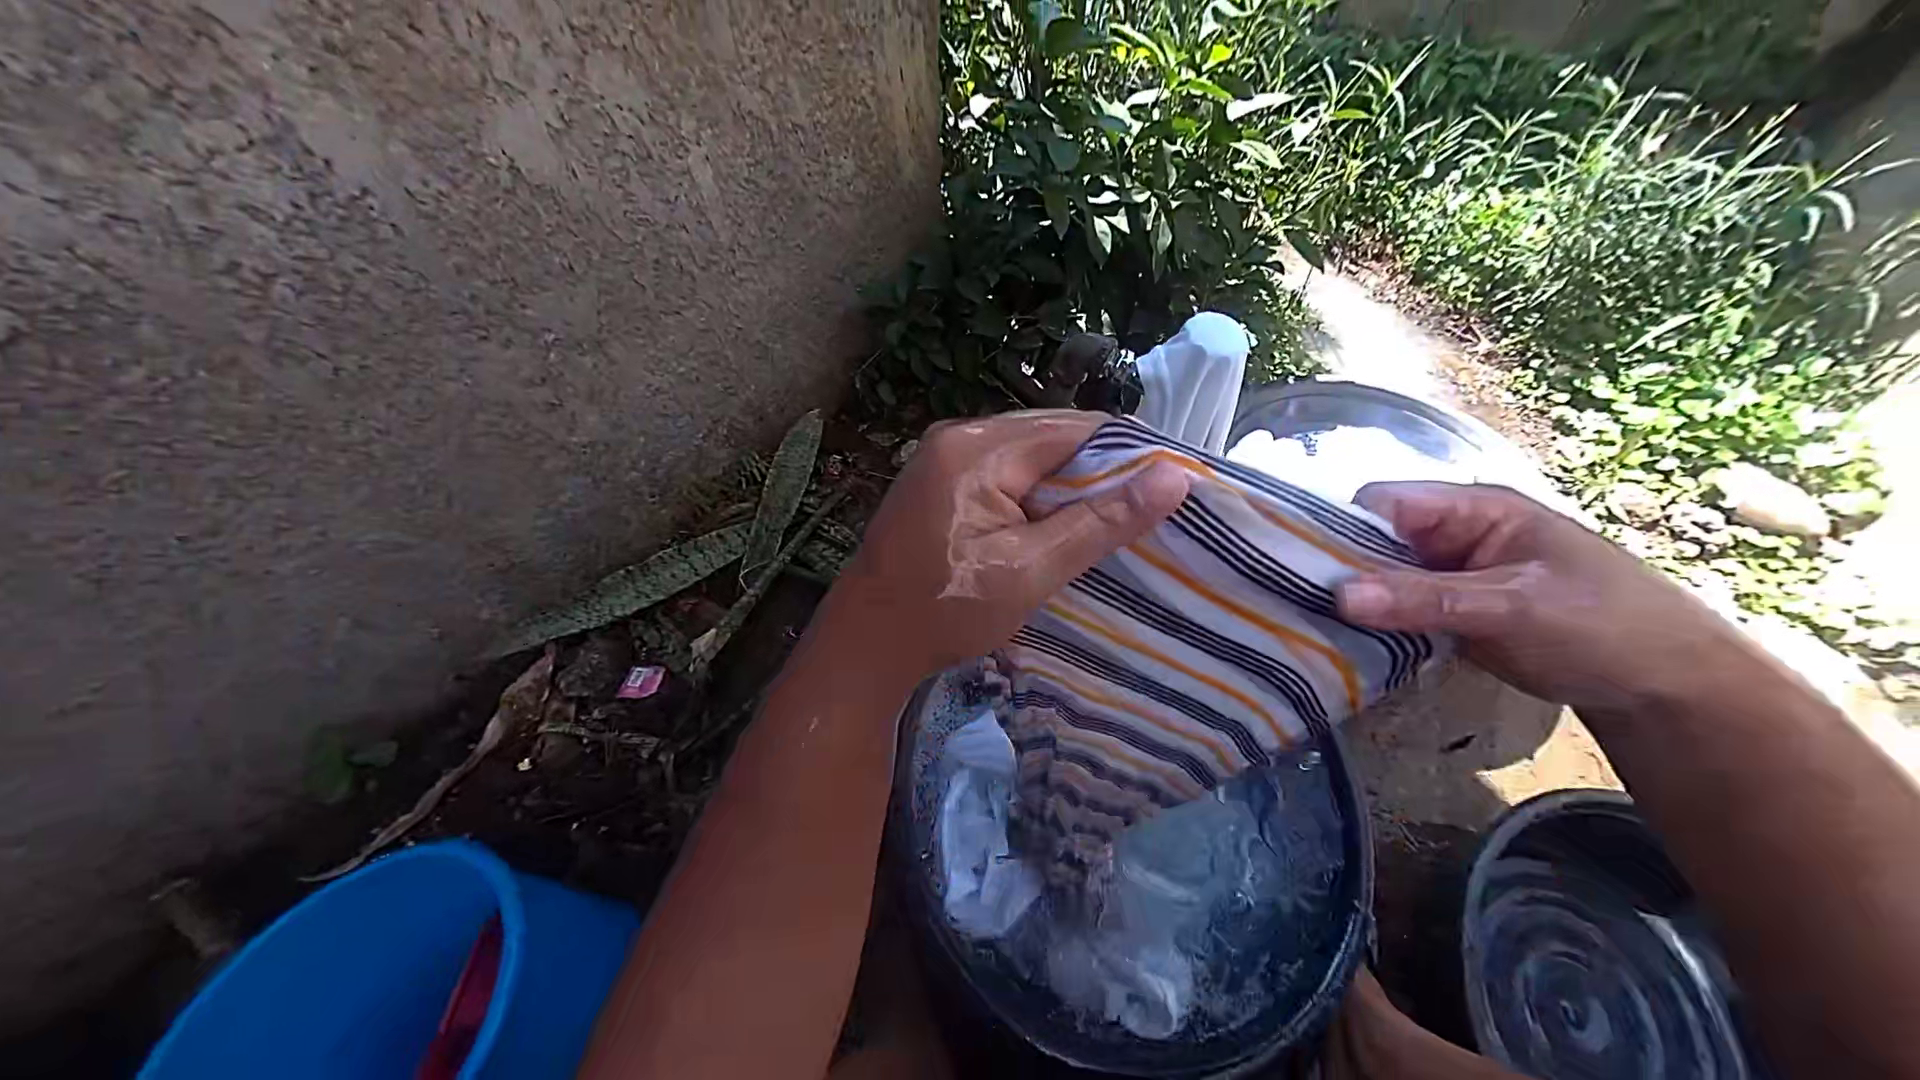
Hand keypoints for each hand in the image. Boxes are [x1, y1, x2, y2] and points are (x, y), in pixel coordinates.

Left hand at [824, 410, 1187, 681]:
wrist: (867, 643)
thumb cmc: (946, 610)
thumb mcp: (1031, 570)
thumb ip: (1102, 522)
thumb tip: (1174, 477)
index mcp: (978, 448)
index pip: (1076, 430)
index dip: (1128, 456)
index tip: (1167, 491)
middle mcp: (958, 437)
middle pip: (1051, 438)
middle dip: (1098, 474)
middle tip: (1141, 516)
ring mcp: (943, 458)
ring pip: (1030, 458)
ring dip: (1067, 488)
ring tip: (1107, 525)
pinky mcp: (940, 482)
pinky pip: (1005, 474)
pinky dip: (1036, 497)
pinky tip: (1056, 526)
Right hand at [1333, 482, 1762, 715]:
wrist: (1664, 688)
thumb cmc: (1604, 624)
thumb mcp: (1513, 606)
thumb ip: (1424, 598)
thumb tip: (1338, 594)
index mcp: (1470, 509)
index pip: (1381, 502)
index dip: (1335, 523)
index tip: (1291, 557)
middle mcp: (1448, 535)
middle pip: (1369, 537)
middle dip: (1333, 564)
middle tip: (1288, 594)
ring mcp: (1444, 574)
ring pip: (1374, 575)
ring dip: (1347, 595)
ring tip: (1300, 617)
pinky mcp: (1442, 610)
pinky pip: (1390, 606)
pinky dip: (1367, 620)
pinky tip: (1337, 635)